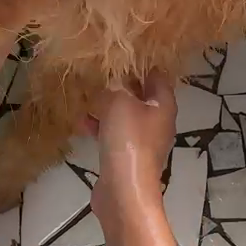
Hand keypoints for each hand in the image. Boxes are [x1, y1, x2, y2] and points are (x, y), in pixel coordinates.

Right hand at [84, 72, 176, 227]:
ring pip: (125, 117)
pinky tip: (81, 123)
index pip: (157, 77)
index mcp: (163, 106)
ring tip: (86, 96)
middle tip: (100, 73)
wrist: (124, 190)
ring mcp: (143, 143)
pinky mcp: (126, 158)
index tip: (122, 55)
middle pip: (141, 97)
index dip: (142, 64)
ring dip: (106, 107)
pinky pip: (114, 136)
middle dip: (121, 86)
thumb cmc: (128, 141)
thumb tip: (113, 81)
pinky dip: (100, 128)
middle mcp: (158, 123)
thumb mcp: (119, 102)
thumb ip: (116, 86)